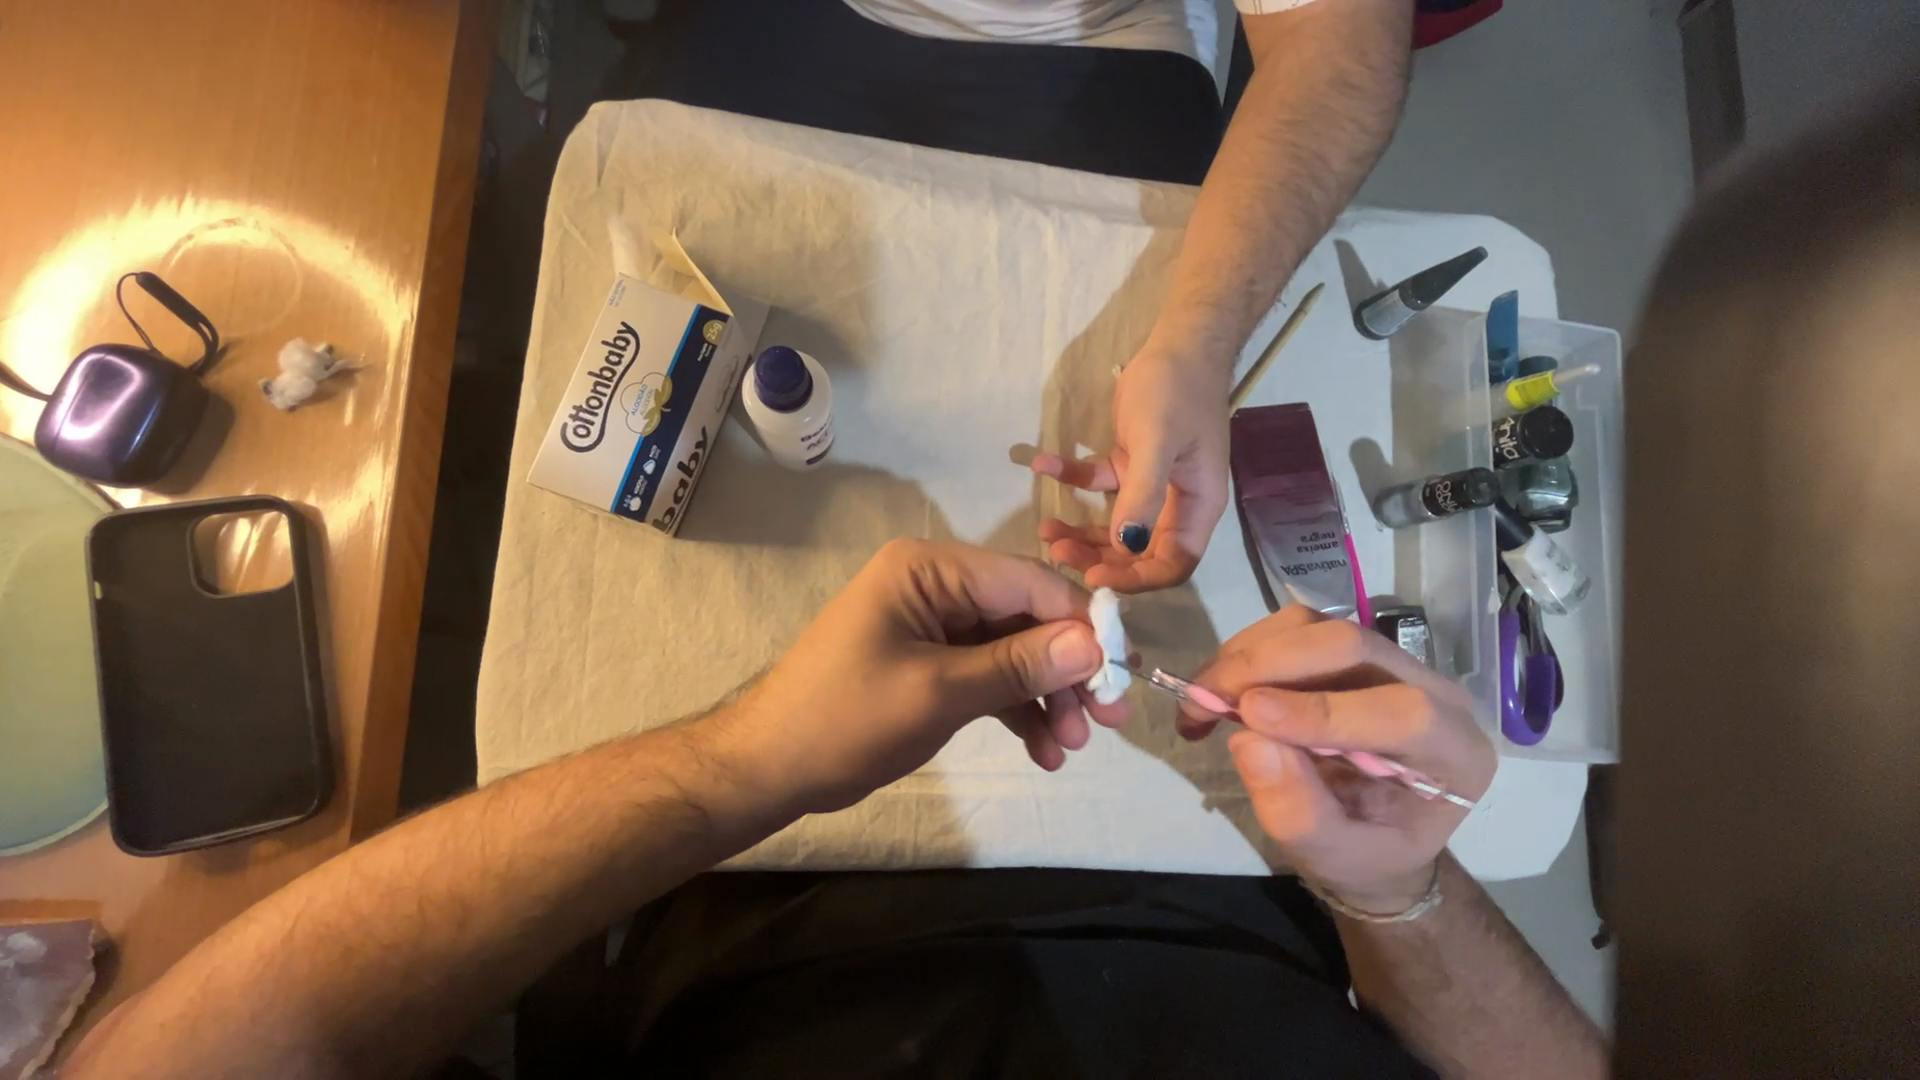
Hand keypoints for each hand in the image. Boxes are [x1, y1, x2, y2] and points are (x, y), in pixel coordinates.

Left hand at [697, 539, 1130, 815]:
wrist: (771, 768)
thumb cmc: (845, 719)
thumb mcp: (938, 693)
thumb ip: (1018, 666)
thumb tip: (1095, 645)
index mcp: (931, 569)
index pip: (1027, 581)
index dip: (1080, 623)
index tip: (1121, 672)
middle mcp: (938, 586)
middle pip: (1026, 616)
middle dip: (1066, 668)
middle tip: (1107, 720)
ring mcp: (936, 625)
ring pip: (1014, 651)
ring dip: (1047, 696)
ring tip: (1071, 748)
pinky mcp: (934, 662)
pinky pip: (991, 676)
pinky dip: (1018, 709)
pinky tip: (1044, 750)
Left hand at [1031, 344, 1229, 592]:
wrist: (1179, 343)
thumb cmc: (1176, 391)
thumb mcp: (1158, 441)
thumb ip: (1143, 495)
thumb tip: (1125, 546)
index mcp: (1197, 508)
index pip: (1172, 565)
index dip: (1137, 580)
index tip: (1096, 578)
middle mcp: (1176, 505)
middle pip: (1138, 552)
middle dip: (1099, 559)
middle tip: (1058, 553)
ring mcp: (1151, 487)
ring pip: (1113, 527)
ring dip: (1081, 533)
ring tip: (1046, 529)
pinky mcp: (1128, 465)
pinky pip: (1098, 486)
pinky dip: (1073, 481)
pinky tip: (1043, 465)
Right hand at [1186, 606, 1496, 911]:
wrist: (1368, 832)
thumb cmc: (1363, 852)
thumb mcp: (1333, 857)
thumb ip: (1298, 811)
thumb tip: (1248, 741)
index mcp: (1452, 753)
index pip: (1401, 712)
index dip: (1323, 710)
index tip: (1249, 716)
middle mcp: (1430, 691)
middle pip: (1350, 646)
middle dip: (1269, 665)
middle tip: (1207, 698)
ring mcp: (1386, 662)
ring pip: (1314, 626)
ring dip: (1248, 654)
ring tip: (1204, 697)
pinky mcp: (1344, 650)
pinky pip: (1292, 628)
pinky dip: (1244, 650)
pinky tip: (1219, 688)